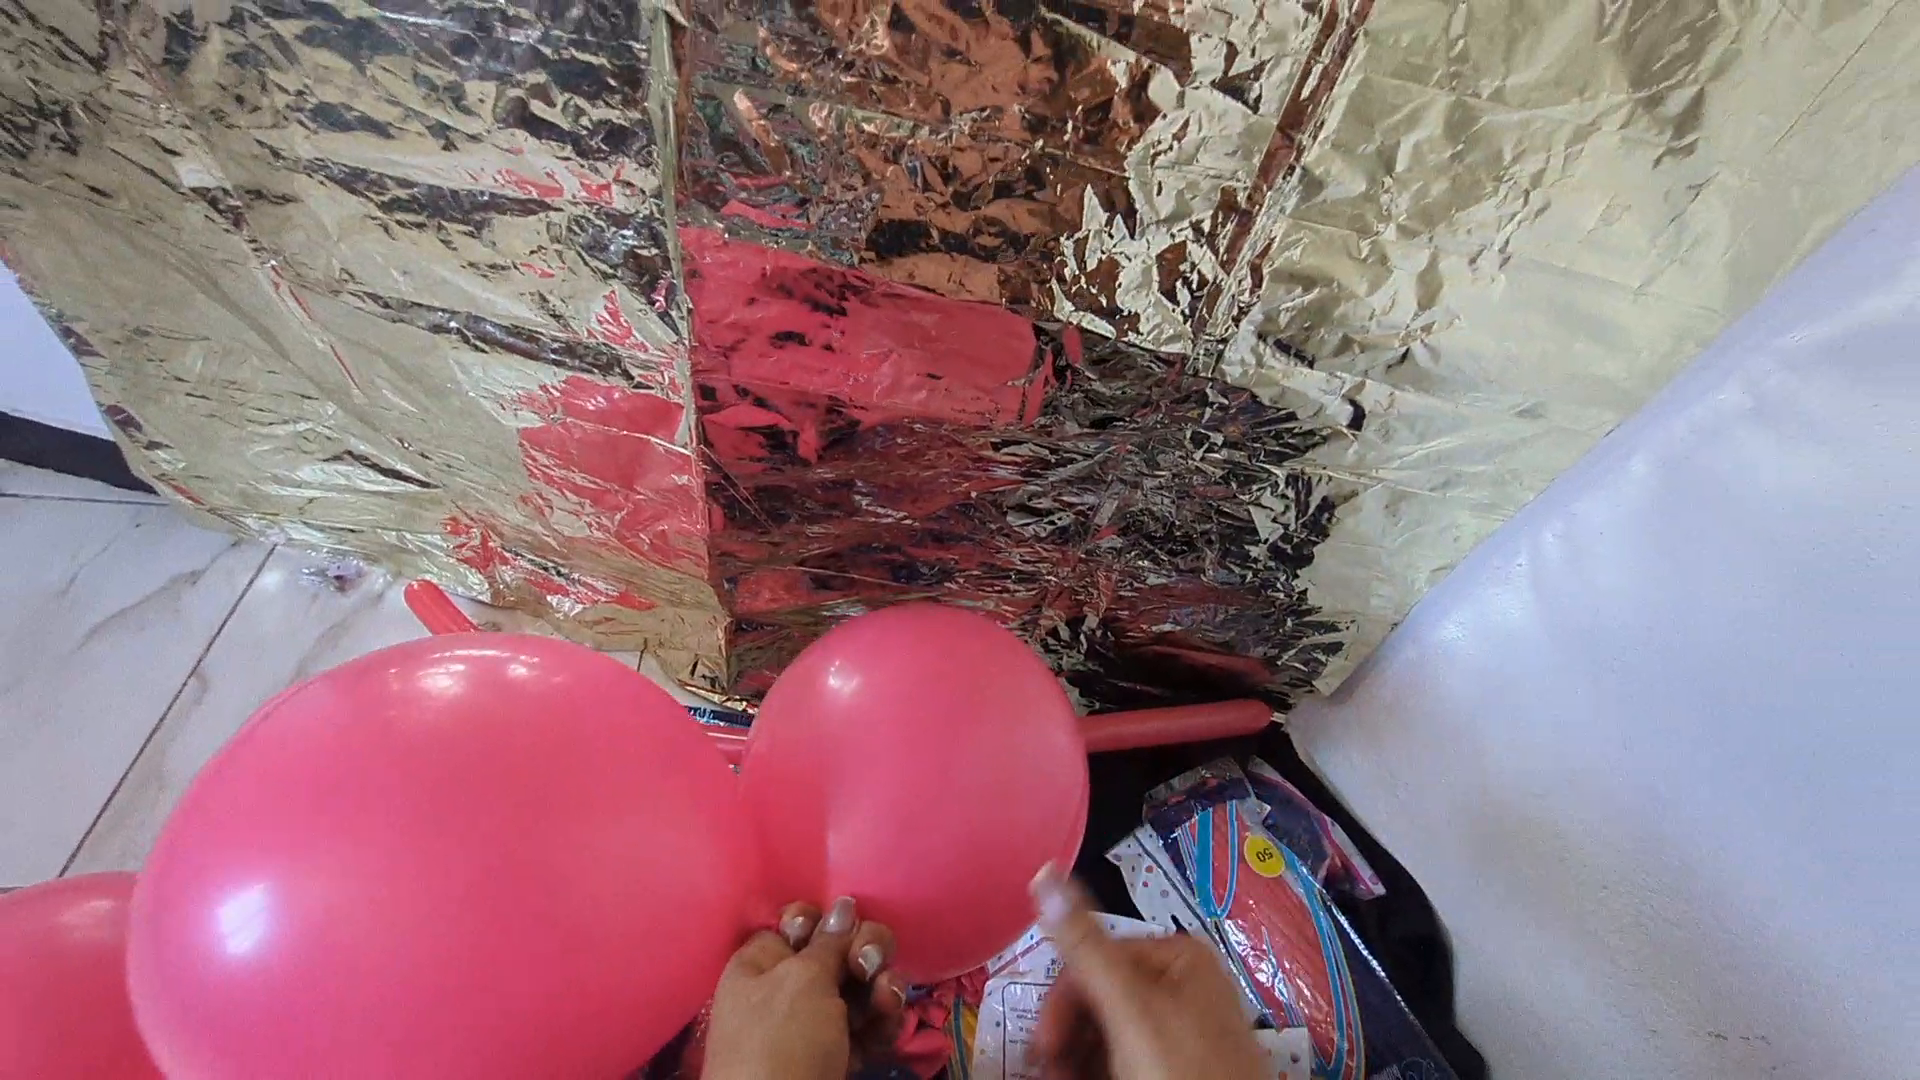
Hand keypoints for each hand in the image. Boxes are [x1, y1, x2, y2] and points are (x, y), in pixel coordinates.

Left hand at [702, 897, 907, 1079]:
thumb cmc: (781, 1043)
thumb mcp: (803, 981)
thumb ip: (830, 941)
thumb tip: (845, 904)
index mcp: (760, 965)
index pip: (798, 924)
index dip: (822, 920)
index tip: (838, 926)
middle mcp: (785, 990)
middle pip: (838, 950)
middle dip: (863, 950)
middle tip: (866, 965)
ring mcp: (814, 1026)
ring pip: (860, 986)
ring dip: (881, 984)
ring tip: (886, 1000)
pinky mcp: (839, 1057)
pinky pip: (868, 1024)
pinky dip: (883, 1019)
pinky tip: (890, 1021)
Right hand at [1030, 870, 1265, 1079]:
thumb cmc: (1184, 1073)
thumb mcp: (1129, 1007)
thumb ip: (1085, 944)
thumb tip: (1046, 872)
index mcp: (1179, 956)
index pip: (1095, 958)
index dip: (1060, 1004)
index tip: (1042, 1048)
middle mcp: (1186, 984)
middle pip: (1102, 998)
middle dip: (1070, 1036)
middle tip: (1049, 1069)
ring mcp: (1189, 1030)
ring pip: (1113, 1031)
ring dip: (1080, 1055)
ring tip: (1066, 1078)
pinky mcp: (1187, 1067)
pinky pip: (1133, 1055)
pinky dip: (1103, 1067)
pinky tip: (1089, 1078)